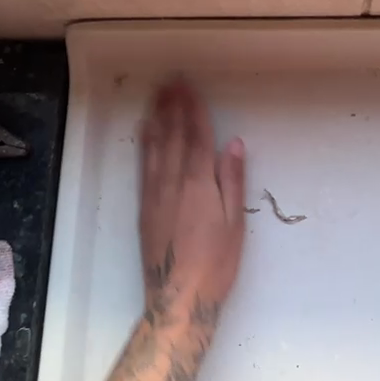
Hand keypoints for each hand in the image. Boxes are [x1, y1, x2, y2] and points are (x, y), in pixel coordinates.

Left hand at [137, 82, 244, 324]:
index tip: (190, 86)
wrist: (178, 300)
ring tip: (158, 94)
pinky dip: (145, 142)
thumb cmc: (216, 264)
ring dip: (158, 117)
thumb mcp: (235, 224)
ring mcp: (155, 193)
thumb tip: (235, 143)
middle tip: (172, 80)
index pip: (198, 137)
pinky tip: (145, 129)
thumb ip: (233, 181)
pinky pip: (144, 165)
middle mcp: (173, 182)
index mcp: (199, 184)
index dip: (194, 110)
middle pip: (174, 135)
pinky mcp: (144, 206)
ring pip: (156, 146)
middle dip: (174, 106)